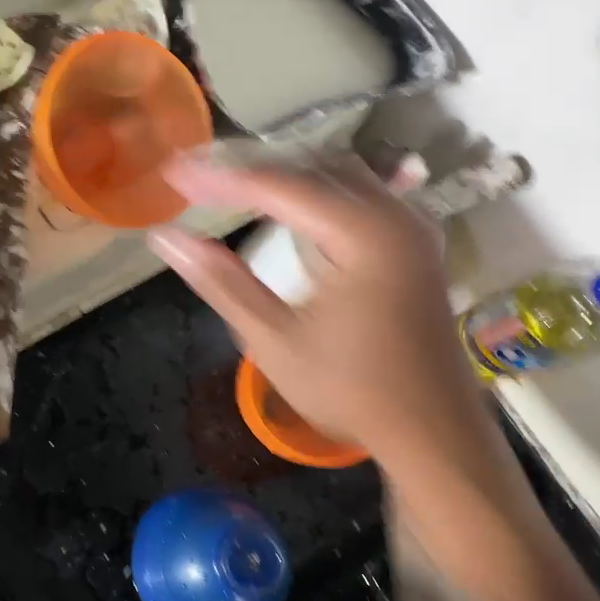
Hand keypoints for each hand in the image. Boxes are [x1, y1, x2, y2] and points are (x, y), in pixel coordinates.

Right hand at [148, 152, 487, 456]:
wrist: (433, 432)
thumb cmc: (350, 391)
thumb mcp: (274, 340)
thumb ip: (221, 283)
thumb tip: (166, 238)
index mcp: (364, 235)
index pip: (279, 186)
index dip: (220, 177)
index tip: (173, 173)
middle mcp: (395, 216)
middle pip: (312, 168)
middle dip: (250, 169)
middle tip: (196, 178)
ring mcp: (412, 229)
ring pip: (341, 175)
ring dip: (286, 177)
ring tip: (233, 187)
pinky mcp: (415, 246)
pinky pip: (363, 195)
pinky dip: (318, 193)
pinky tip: (294, 206)